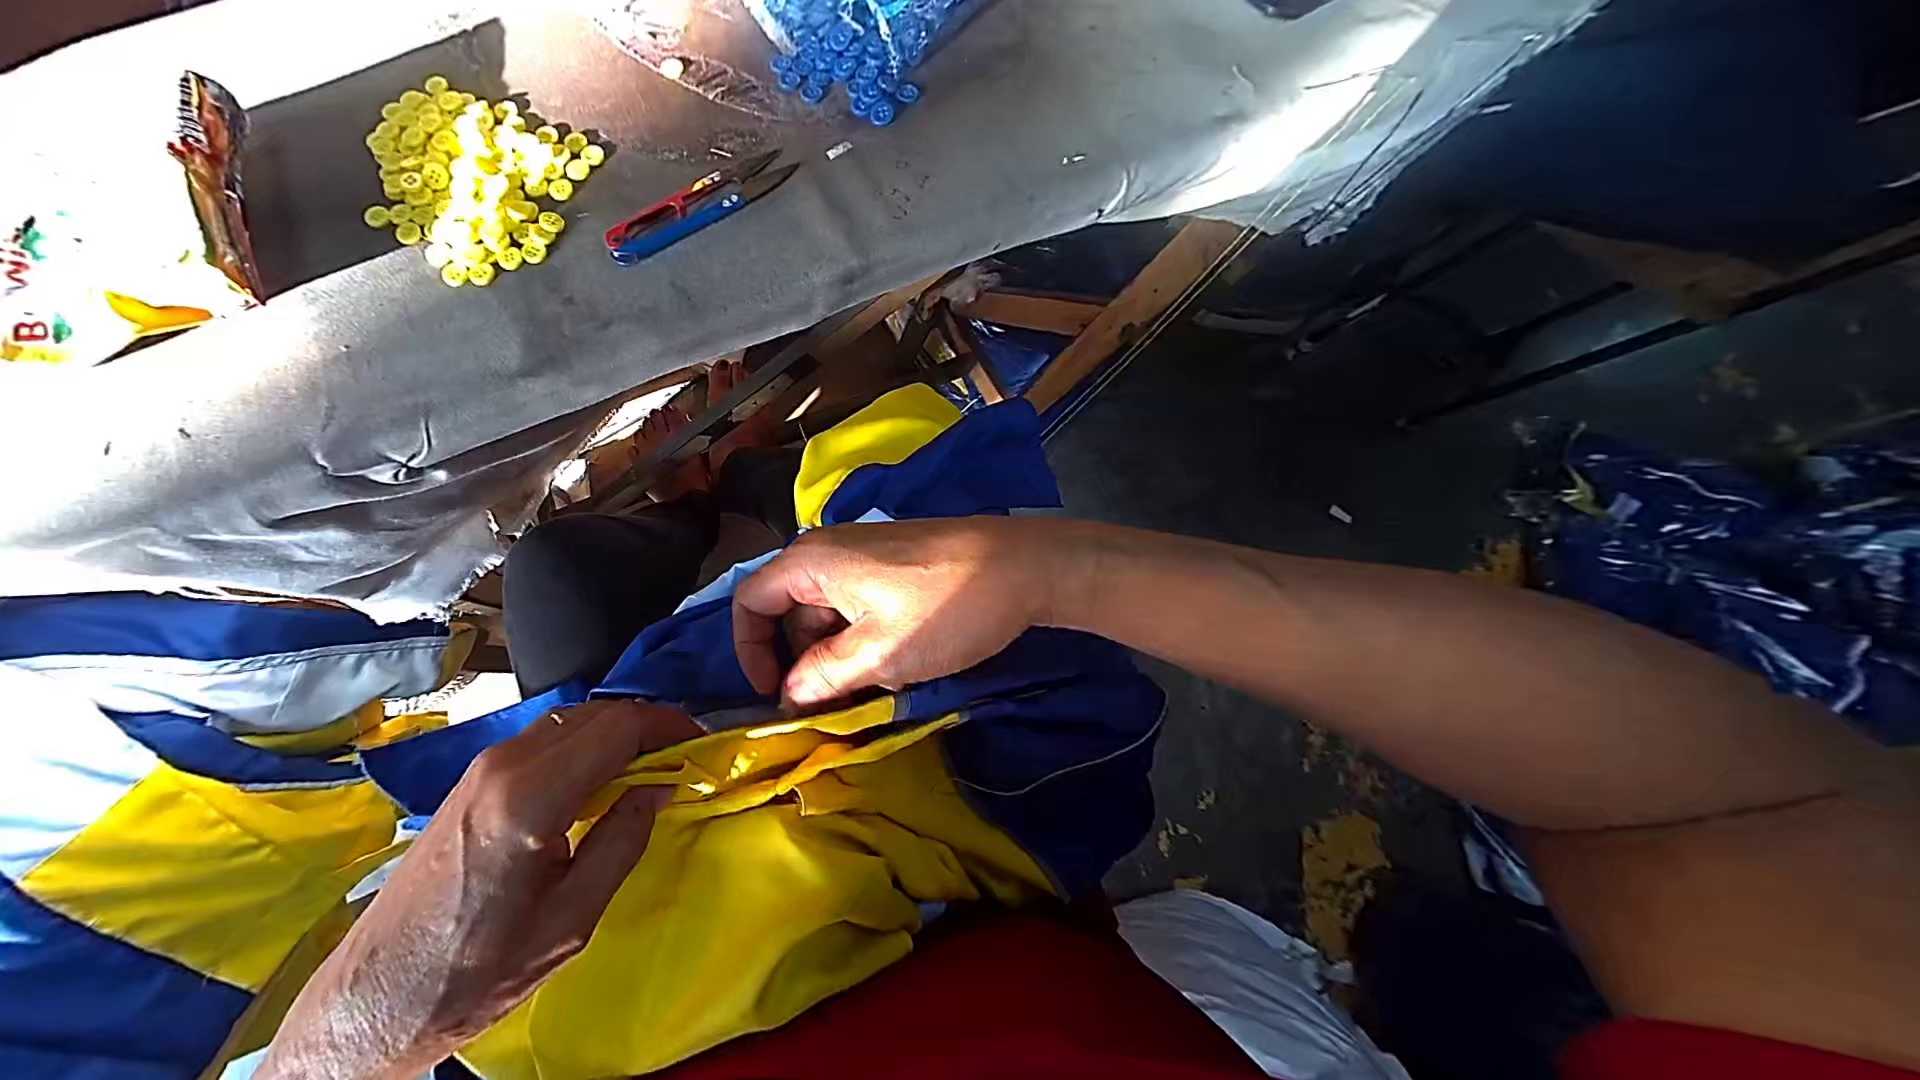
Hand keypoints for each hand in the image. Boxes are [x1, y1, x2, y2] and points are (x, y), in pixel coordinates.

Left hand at [257, 700, 701, 1079]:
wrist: (366, 1006)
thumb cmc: (473, 974)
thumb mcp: (571, 920)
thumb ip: (623, 840)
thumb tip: (658, 788)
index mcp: (530, 797)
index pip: (619, 726)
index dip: (668, 725)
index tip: (698, 744)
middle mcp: (503, 765)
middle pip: (598, 712)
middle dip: (648, 725)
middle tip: (679, 757)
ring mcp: (482, 768)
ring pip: (572, 718)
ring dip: (617, 731)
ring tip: (648, 766)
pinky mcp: (471, 780)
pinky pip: (547, 737)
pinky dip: (587, 742)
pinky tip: (600, 777)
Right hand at [732, 517, 1061, 706]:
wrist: (1027, 566)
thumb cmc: (948, 608)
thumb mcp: (879, 653)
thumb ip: (822, 675)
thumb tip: (787, 695)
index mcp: (812, 561)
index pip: (750, 601)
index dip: (748, 650)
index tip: (771, 693)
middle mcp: (832, 550)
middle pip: (791, 610)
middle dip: (806, 659)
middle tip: (837, 701)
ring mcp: (869, 555)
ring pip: (831, 613)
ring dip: (843, 653)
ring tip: (884, 680)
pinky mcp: (898, 564)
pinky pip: (862, 605)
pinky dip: (868, 637)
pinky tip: (905, 659)